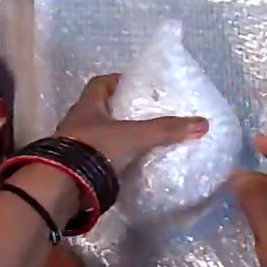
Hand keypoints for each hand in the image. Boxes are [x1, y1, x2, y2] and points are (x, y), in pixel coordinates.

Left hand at [55, 74, 208, 174]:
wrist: (63, 185)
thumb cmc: (95, 149)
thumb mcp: (135, 136)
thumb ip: (165, 130)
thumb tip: (202, 123)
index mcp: (87, 106)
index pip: (100, 84)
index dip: (118, 81)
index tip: (135, 85)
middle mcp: (76, 123)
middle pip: (98, 110)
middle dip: (119, 111)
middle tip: (142, 115)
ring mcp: (72, 147)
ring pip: (96, 135)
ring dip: (113, 137)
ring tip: (137, 142)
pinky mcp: (74, 169)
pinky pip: (94, 158)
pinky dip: (109, 160)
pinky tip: (124, 166)